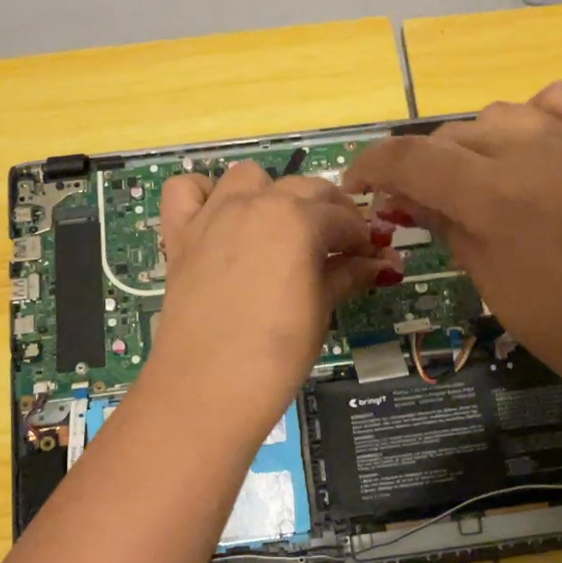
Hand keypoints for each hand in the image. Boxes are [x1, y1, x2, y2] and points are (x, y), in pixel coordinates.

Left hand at [144, 162, 400, 431]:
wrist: (208, 386)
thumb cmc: (276, 353)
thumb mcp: (320, 310)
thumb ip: (347, 275)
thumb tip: (382, 264)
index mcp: (297, 219)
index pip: (342, 218)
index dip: (362, 238)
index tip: (371, 257)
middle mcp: (254, 203)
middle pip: (303, 188)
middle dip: (328, 212)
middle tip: (338, 248)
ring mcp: (212, 214)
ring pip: (248, 176)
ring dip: (271, 193)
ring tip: (281, 229)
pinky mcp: (179, 234)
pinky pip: (186, 189)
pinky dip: (204, 194)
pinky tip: (220, 219)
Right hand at [344, 81, 561, 435]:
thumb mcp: (500, 291)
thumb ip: (453, 231)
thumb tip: (411, 200)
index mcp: (495, 197)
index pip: (409, 158)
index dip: (370, 167)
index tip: (357, 188)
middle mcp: (532, 150)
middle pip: (450, 136)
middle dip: (423, 169)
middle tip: (421, 210)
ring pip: (499, 117)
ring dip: (473, 148)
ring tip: (479, 189)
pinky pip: (557, 105)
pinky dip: (531, 121)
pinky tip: (532, 154)